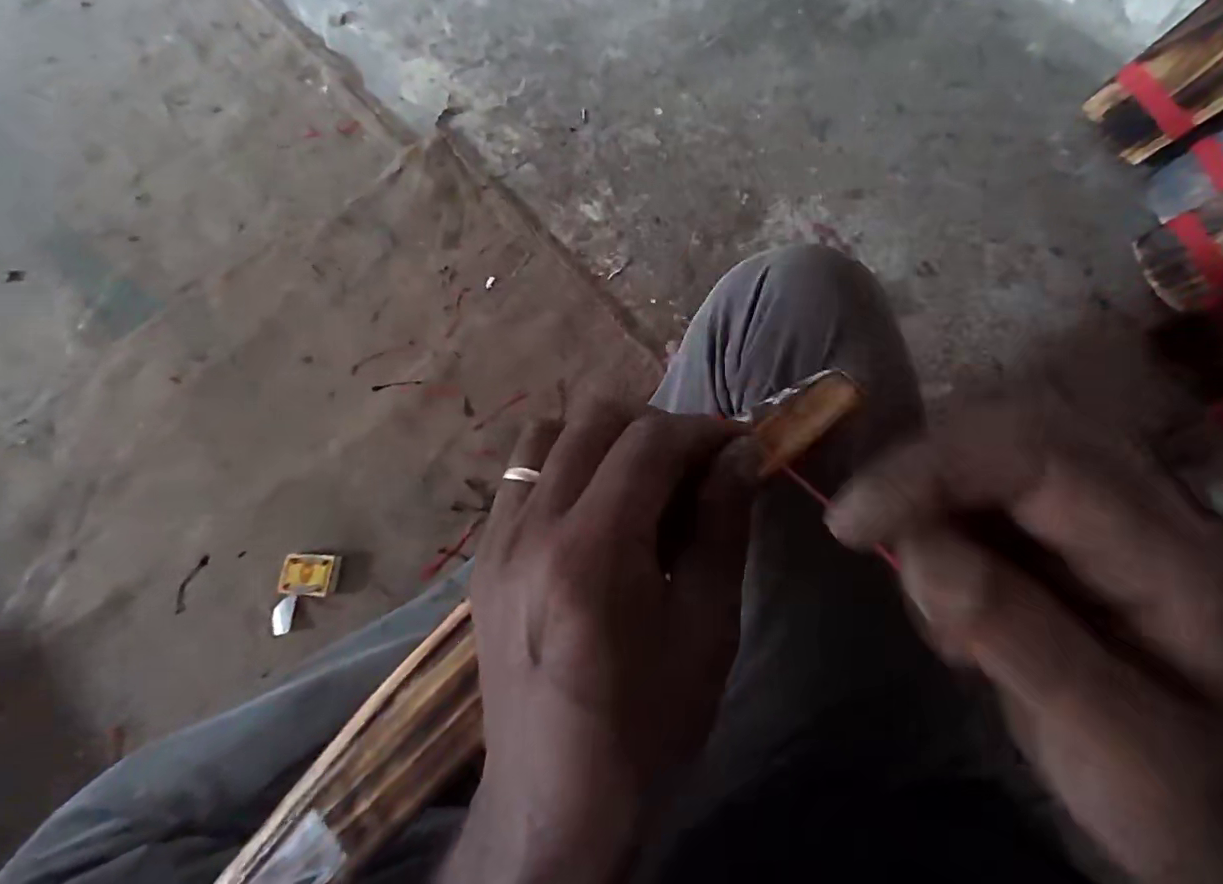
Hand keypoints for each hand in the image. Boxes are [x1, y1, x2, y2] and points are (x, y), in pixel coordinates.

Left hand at [441, 398, 758, 883]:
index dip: (703, 430)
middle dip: (655, 426)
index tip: (739, 444)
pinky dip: (564, 467)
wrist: (554, 801)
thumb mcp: (706, 629)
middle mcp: (530, 526)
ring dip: (601, 438)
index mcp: (590, 550)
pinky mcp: (482, 555)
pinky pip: (521, 476)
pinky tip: (594, 512)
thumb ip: (721, 526)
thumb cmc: (646, 727)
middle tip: (695, 465)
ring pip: (547, 434)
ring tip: (640, 481)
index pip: (648, 441)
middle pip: (593, 420)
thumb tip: (740, 453)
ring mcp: (495, 537)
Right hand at [827, 401, 1222, 883]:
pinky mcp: (1049, 541)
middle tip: (860, 533)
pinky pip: (965, 501)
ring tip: (940, 625)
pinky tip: (953, 624)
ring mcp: (1088, 521)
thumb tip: (923, 551)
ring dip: (918, 513)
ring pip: (975, 459)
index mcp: (1169, 556)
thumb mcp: (1127, 755)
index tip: (849, 521)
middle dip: (914, 473)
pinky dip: (926, 541)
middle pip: (1002, 432)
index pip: (1038, 460)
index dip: (930, 469)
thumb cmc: (1202, 807)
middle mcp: (1129, 513)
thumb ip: (1028, 649)